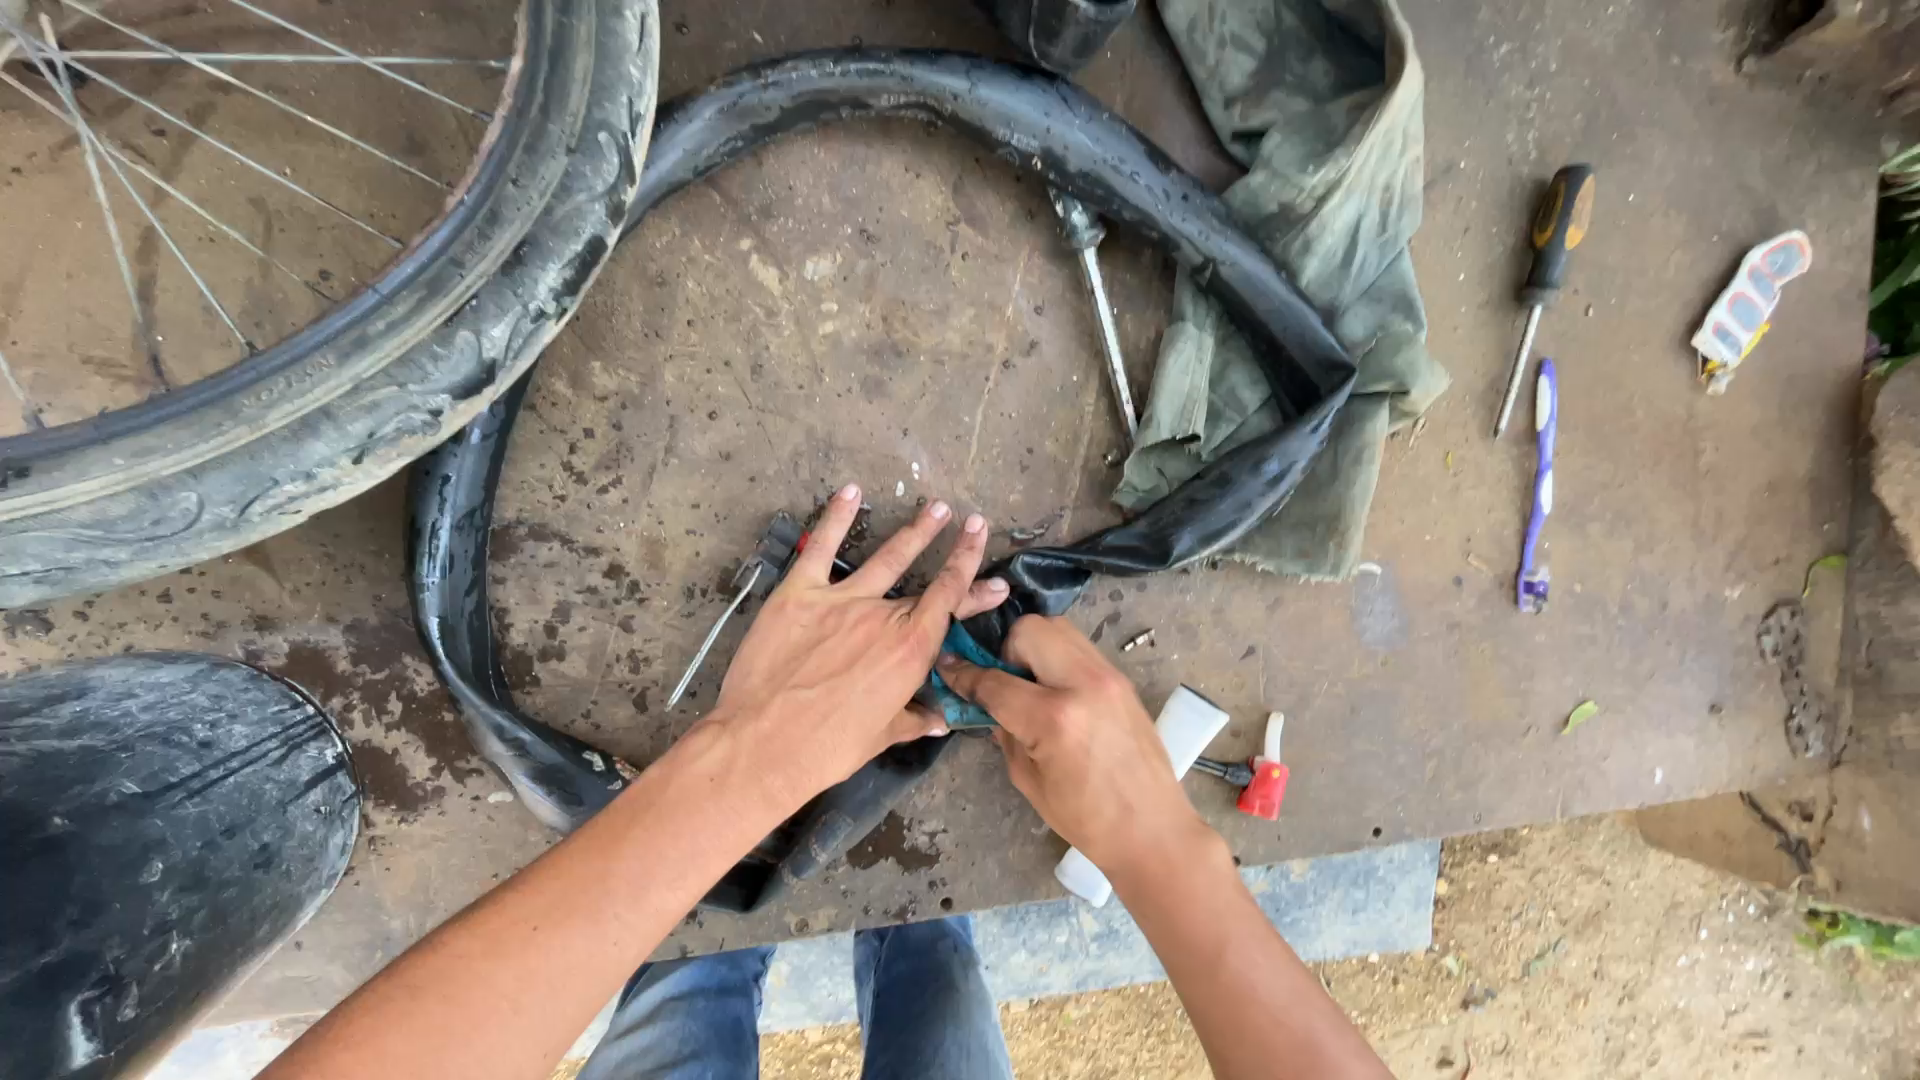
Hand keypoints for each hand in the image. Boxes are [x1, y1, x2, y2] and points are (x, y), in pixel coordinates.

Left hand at [706, 483, 1007, 811]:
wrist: (764, 744)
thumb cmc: (828, 748)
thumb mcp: (881, 736)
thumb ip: (915, 720)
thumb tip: (942, 720)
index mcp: (910, 650)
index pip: (951, 604)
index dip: (975, 581)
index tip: (995, 570)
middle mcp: (884, 616)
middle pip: (929, 581)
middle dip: (957, 552)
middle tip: (974, 523)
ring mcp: (841, 600)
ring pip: (887, 557)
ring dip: (915, 531)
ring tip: (935, 507)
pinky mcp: (799, 593)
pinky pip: (821, 548)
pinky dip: (836, 517)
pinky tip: (851, 492)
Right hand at [936, 615, 1212, 880]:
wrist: (1153, 828)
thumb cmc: (1086, 819)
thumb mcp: (1027, 779)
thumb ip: (1003, 730)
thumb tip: (985, 701)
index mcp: (1054, 718)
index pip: (995, 681)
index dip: (964, 676)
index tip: (949, 670)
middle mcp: (1082, 684)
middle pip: (1028, 630)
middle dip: (1005, 650)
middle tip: (1005, 682)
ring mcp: (1108, 676)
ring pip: (1057, 628)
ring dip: (1033, 648)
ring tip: (1031, 685)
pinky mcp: (1122, 678)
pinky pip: (1078, 647)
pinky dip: (1057, 658)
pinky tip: (1055, 691)